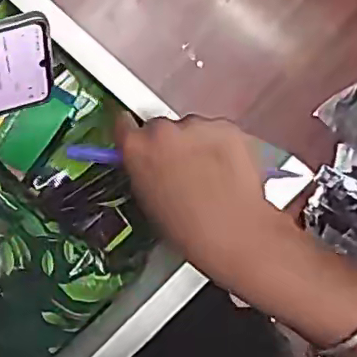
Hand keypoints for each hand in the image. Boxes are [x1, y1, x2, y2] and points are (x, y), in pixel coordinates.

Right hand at [115, 115, 282, 276]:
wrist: (232, 230)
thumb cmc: (185, 227)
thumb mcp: (146, 199)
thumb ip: (141, 170)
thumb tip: (147, 162)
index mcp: (136, 148)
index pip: (124, 125)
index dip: (134, 136)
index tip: (141, 142)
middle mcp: (162, 130)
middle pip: (161, 126)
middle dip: (169, 143)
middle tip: (181, 168)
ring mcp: (196, 126)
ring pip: (192, 128)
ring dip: (197, 143)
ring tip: (210, 174)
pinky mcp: (227, 128)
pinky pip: (220, 131)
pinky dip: (223, 145)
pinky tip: (228, 170)